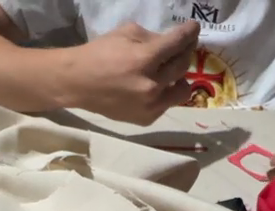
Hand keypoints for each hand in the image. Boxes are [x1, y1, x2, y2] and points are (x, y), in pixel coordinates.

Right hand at [60, 20, 199, 123]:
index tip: (194, 28)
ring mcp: (150, 105)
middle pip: (182, 66)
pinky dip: (166, 93)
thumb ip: (151, 38)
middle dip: (187, 52)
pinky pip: (167, 104)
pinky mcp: (147, 119)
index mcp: (144, 59)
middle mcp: (151, 85)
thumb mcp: (125, 33)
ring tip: (173, 72)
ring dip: (181, 78)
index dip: (189, 33)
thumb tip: (169, 43)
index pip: (176, 44)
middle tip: (187, 45)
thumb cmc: (100, 54)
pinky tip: (157, 86)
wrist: (80, 84)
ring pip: (182, 91)